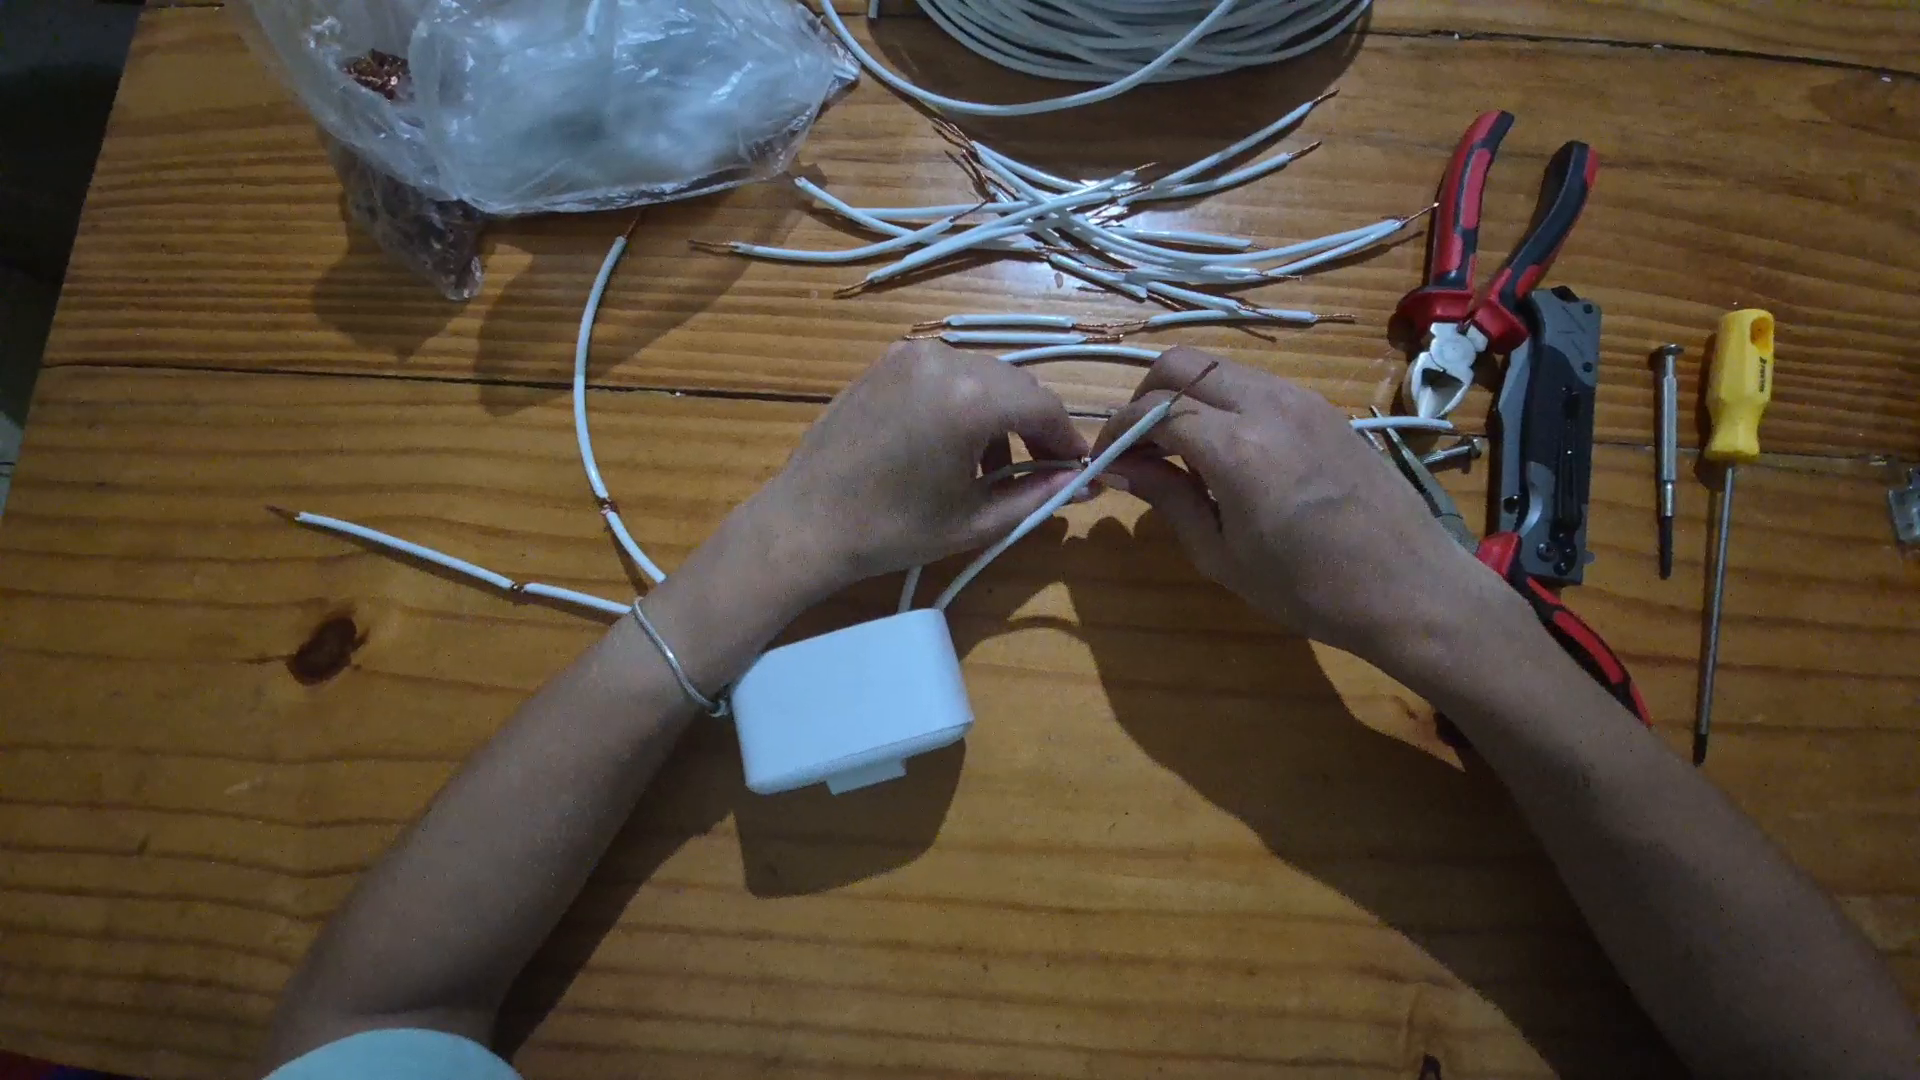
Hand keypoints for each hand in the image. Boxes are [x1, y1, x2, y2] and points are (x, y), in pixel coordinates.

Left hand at [743, 341, 1088, 593]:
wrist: (807, 522)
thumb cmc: (894, 530)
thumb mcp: (976, 521)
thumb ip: (1037, 496)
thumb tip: (1082, 483)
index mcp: (971, 399)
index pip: (1044, 406)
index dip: (1067, 438)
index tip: (1075, 468)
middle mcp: (945, 360)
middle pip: (1016, 384)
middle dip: (1035, 424)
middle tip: (1040, 468)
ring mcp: (910, 355)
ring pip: (982, 375)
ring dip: (999, 413)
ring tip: (990, 466)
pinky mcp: (886, 362)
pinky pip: (946, 373)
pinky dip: (963, 400)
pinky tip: (951, 443)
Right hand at [1099, 347, 1501, 660]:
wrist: (1409, 589)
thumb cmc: (1306, 588)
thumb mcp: (1220, 554)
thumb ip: (1168, 499)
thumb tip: (1123, 469)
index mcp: (1236, 447)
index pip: (1154, 410)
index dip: (1117, 430)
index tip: (1105, 459)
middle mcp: (1267, 404)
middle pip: (1183, 364)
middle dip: (1145, 395)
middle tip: (1138, 444)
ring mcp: (1301, 400)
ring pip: (1219, 368)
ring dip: (1185, 396)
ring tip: (1179, 451)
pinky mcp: (1322, 409)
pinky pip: (1255, 385)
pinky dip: (1222, 403)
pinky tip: (1226, 451)